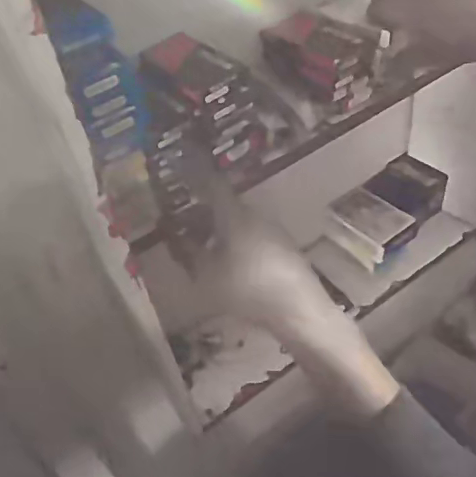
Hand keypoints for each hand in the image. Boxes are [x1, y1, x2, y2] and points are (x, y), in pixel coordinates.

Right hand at [178, 159, 401, 418]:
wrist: (301, 312)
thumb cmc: (249, 289)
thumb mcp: (207, 275)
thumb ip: (188, 254)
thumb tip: (174, 236)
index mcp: (234, 214)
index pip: (210, 183)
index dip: (192, 172)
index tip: (177, 164)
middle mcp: (255, 215)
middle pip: (223, 203)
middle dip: (199, 208)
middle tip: (178, 217)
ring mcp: (272, 231)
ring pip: (236, 220)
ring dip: (216, 227)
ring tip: (197, 243)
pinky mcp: (282, 248)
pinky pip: (249, 235)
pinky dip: (231, 240)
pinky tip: (224, 261)